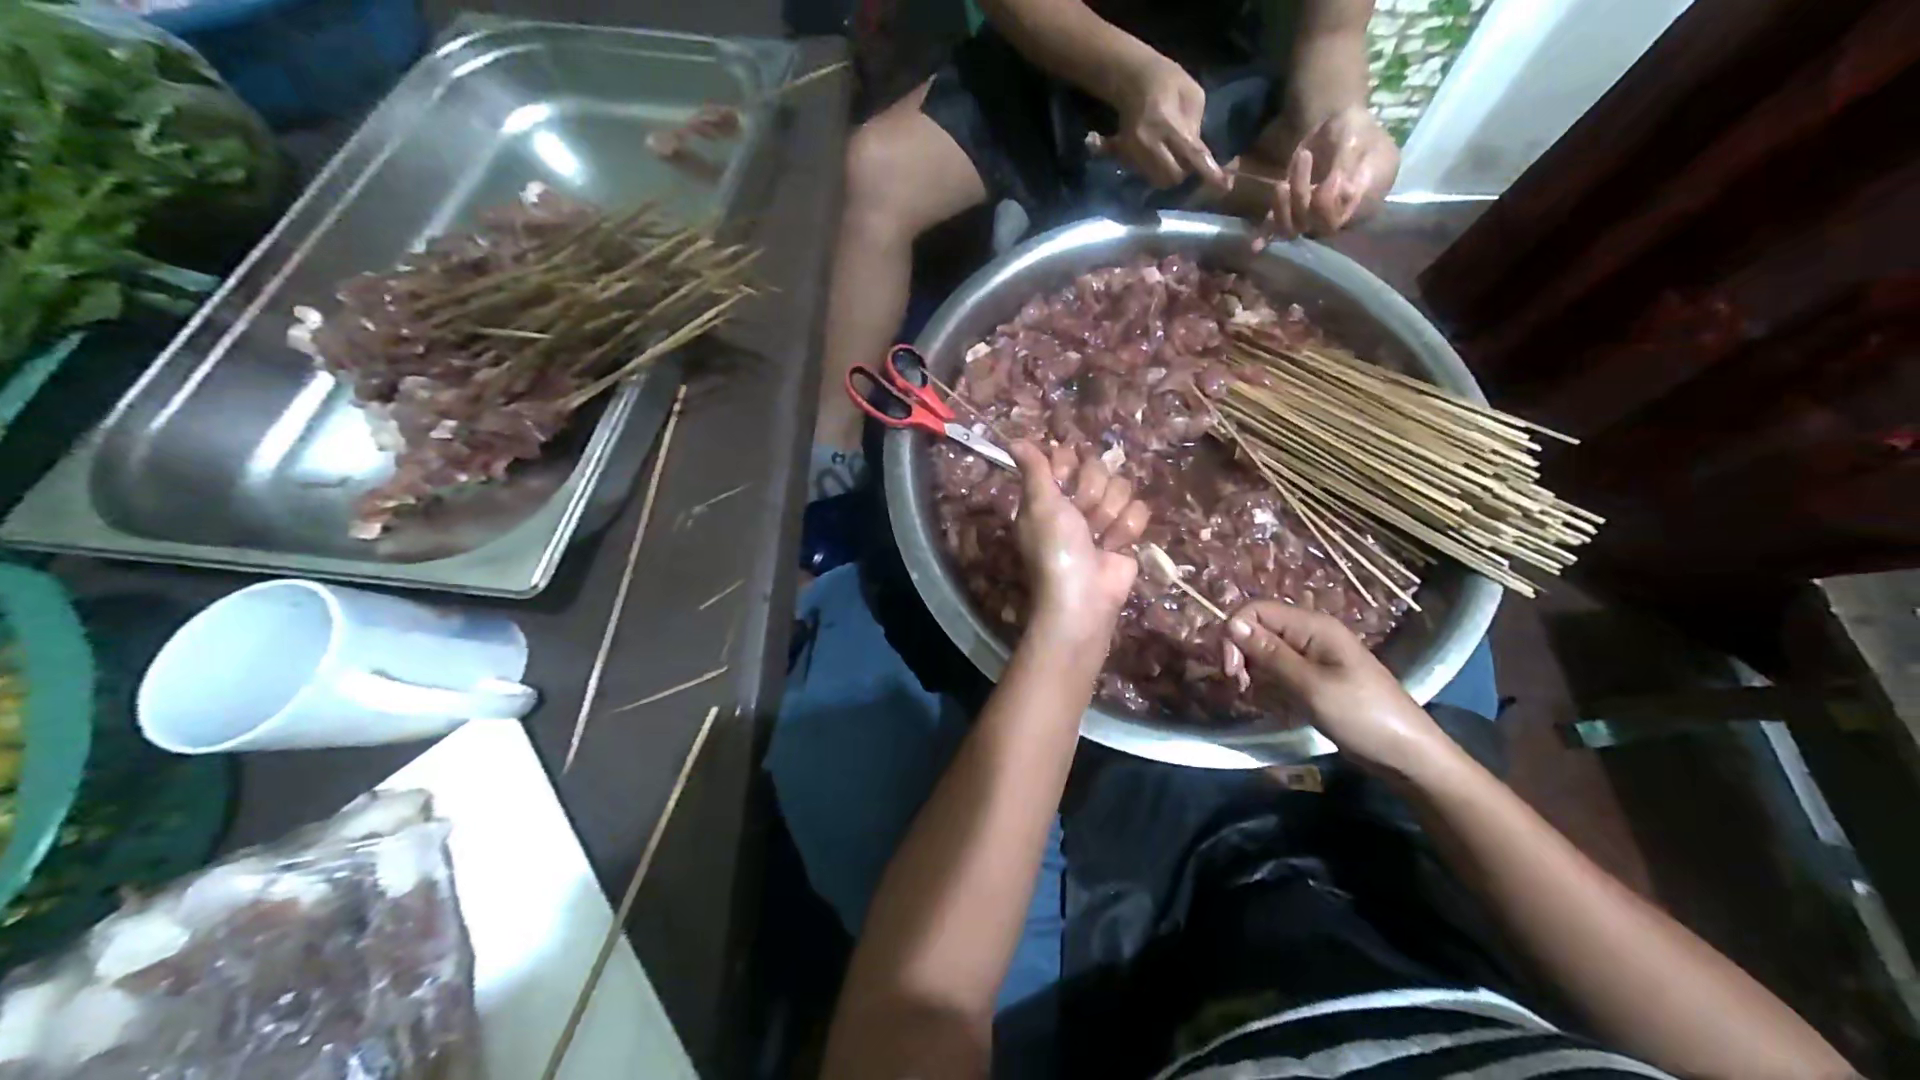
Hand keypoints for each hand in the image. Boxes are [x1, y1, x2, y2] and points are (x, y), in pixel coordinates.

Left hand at [1008, 441, 1151, 643]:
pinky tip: (1113, 547)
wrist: (1084, 597)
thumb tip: (1014, 440)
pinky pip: (1139, 509)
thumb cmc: (1056, 548)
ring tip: (1097, 538)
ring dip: (1109, 514)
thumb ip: (1034, 469)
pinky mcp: (1127, 532)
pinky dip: (1127, 529)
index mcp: (1049, 493)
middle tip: (1080, 518)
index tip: (1063, 482)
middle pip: (1099, 468)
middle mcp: (1075, 501)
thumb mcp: (1039, 504)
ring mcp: (1103, 516)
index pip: (1068, 455)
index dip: (1069, 466)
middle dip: (1091, 494)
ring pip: (1122, 487)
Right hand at [1101, 55, 1226, 189]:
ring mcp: (1133, 151)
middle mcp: (1149, 142)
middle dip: (1184, 175)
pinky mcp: (1124, 156)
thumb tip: (1200, 154)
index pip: (1193, 154)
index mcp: (1169, 123)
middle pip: (1172, 177)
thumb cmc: (1168, 81)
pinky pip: (1144, 174)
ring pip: (1157, 180)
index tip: (1225, 186)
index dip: (1210, 172)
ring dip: (1169, 174)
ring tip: (1174, 159)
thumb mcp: (1193, 95)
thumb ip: (1197, 126)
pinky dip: (1155, 170)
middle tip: (1190, 163)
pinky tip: (1159, 156)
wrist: (1133, 78)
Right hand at [1221, 600, 1456, 777]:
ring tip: (1253, 694)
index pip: (1256, 610)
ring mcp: (1313, 655)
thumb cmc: (1361, 715)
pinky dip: (1267, 681)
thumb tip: (1232, 624)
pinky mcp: (1314, 676)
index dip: (1235, 632)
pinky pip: (1278, 668)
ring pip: (1264, 649)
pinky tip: (1269, 699)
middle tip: (1239, 684)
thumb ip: (1270, 654)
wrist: (1406, 754)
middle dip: (1240, 652)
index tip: (1231, 669)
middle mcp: (1310, 633)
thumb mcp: (1310, 685)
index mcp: (1313, 626)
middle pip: (1258, 627)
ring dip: (1252, 668)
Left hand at [1245, 105, 1397, 241]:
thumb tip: (1343, 192)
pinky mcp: (1294, 211)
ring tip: (1283, 183)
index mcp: (1363, 199)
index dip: (1327, 202)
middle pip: (1314, 225)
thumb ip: (1348, 166)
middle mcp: (1338, 214)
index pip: (1340, 216)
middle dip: (1302, 196)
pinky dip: (1266, 235)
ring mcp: (1314, 215)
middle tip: (1304, 158)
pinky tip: (1255, 246)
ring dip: (1283, 207)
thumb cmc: (1354, 129)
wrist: (1336, 124)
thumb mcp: (1357, 139)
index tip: (1330, 175)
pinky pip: (1278, 229)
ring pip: (1294, 228)